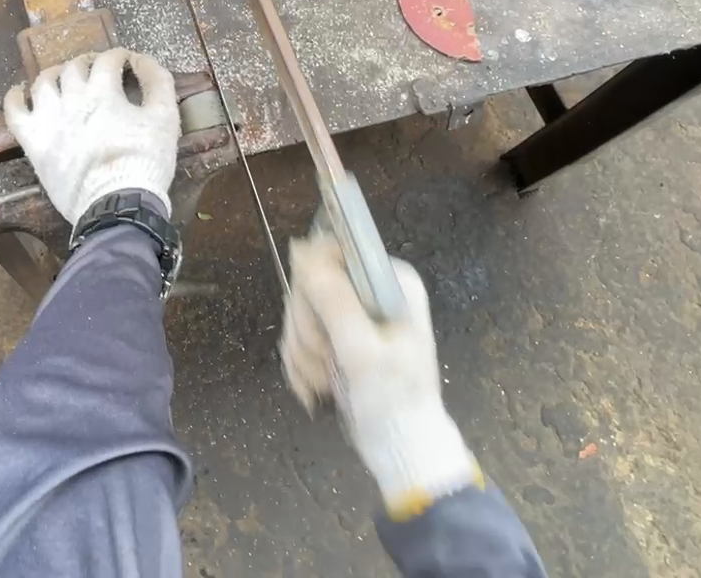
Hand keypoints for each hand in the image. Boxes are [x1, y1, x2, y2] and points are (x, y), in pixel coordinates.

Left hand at [3, 49, 179, 223]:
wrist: (117, 205)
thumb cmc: (144, 162)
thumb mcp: (165, 119)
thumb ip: (158, 83)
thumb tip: (143, 60)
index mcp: (103, 91)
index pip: (108, 59)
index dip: (119, 56)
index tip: (127, 63)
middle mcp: (71, 98)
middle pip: (75, 67)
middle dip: (89, 63)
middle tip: (99, 71)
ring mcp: (47, 119)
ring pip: (44, 82)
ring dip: (56, 74)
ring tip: (64, 78)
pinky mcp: (33, 143)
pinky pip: (14, 112)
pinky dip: (15, 97)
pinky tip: (20, 92)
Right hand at [281, 233, 479, 517]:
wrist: (401, 451)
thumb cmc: (393, 400)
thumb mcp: (362, 349)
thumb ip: (333, 297)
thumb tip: (300, 248)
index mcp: (389, 280)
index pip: (328, 254)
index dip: (313, 288)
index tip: (322, 326)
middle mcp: (370, 288)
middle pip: (308, 285)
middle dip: (308, 331)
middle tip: (326, 360)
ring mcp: (353, 312)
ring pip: (298, 311)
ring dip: (304, 352)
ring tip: (326, 380)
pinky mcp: (337, 335)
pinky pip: (299, 334)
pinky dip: (302, 363)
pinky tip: (317, 386)